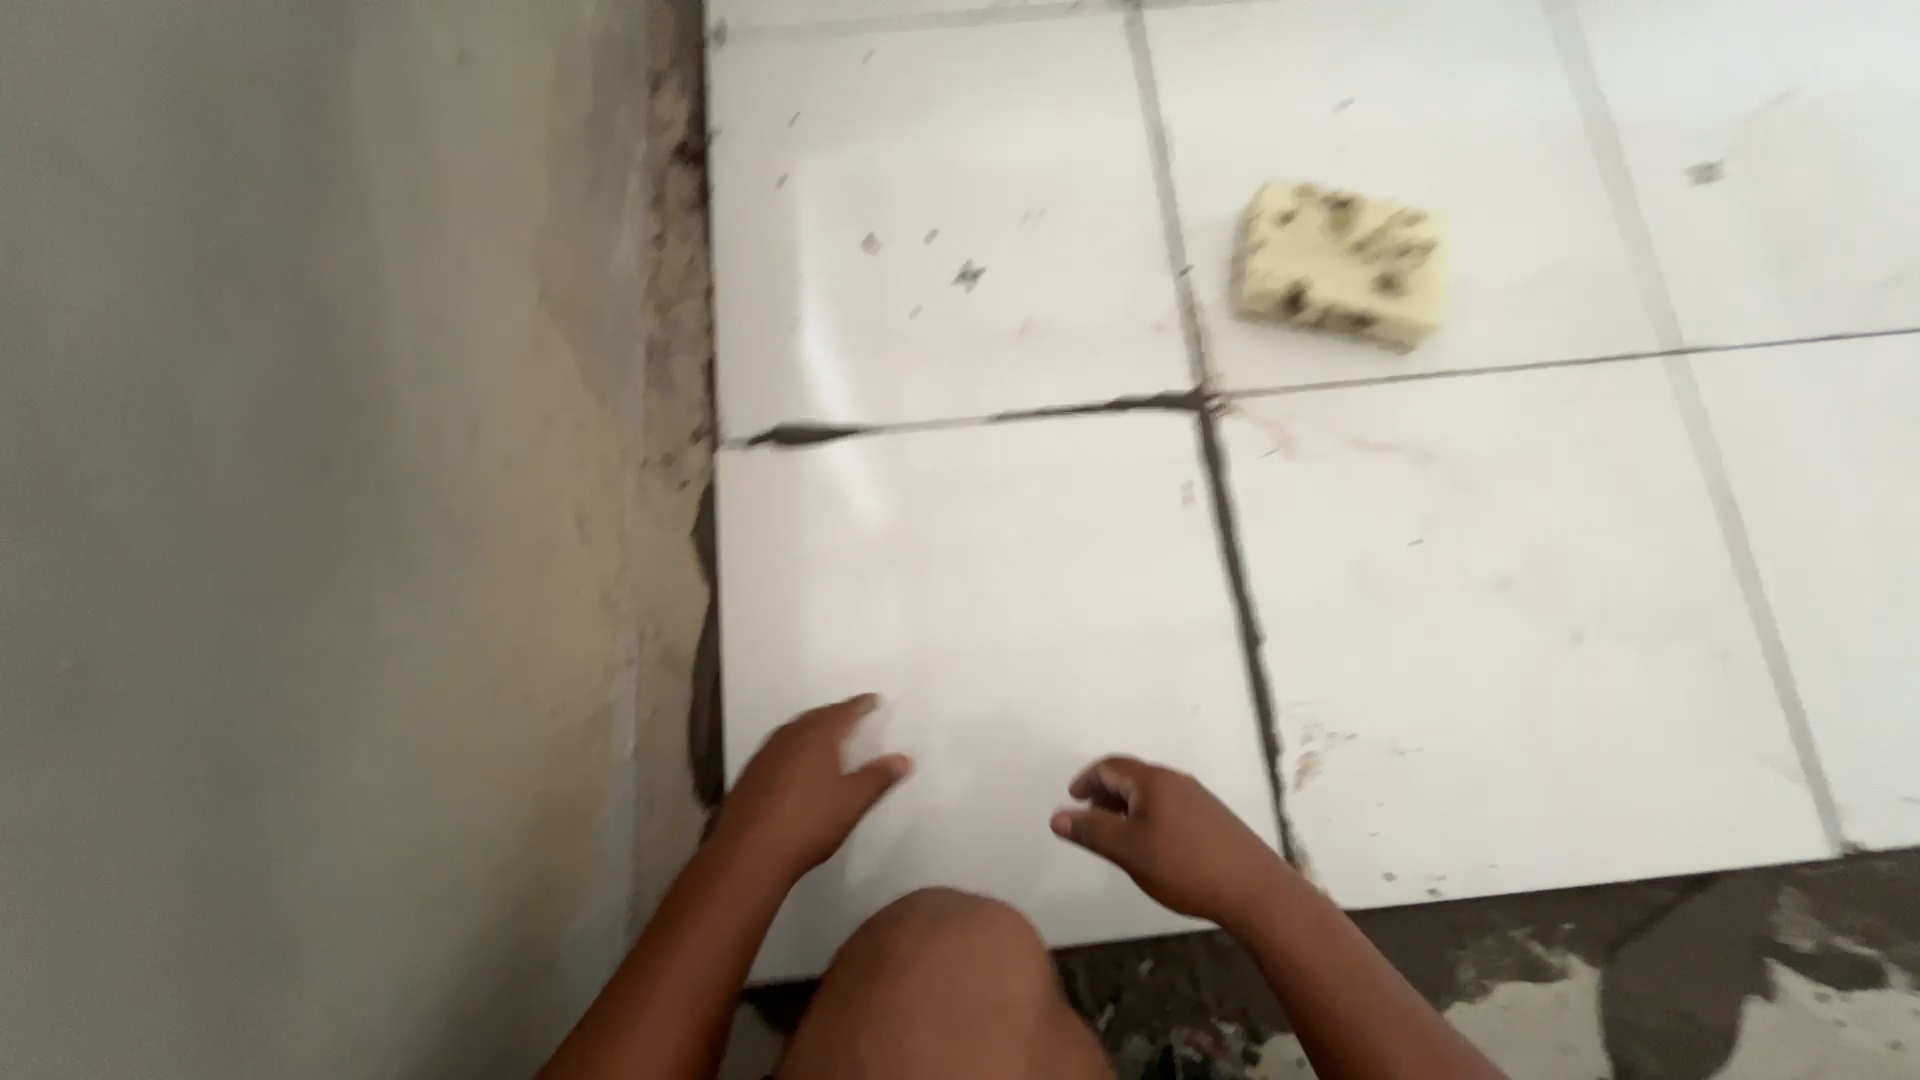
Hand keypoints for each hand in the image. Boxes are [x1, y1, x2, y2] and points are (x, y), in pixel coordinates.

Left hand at [713, 694, 912, 880]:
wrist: (747, 853)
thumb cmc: (807, 823)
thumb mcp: (852, 802)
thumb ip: (878, 778)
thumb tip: (903, 759)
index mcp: (817, 737)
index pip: (843, 712)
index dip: (860, 705)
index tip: (873, 700)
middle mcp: (790, 737)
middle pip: (817, 716)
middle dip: (836, 714)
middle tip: (852, 715)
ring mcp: (766, 754)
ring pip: (795, 730)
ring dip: (813, 727)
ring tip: (827, 735)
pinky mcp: (750, 774)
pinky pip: (780, 747)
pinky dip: (795, 745)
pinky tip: (797, 763)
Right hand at [1052, 755, 1286, 928]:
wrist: (1254, 889)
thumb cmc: (1183, 866)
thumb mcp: (1128, 851)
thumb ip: (1090, 831)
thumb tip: (1057, 816)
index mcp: (1153, 781)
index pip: (1110, 766)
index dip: (1087, 780)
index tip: (1072, 800)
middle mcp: (1176, 781)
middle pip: (1131, 776)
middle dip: (1105, 793)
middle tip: (1090, 820)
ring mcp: (1198, 798)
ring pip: (1151, 793)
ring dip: (1126, 807)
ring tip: (1117, 836)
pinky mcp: (1212, 818)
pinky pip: (1169, 806)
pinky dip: (1148, 816)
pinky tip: (1151, 846)